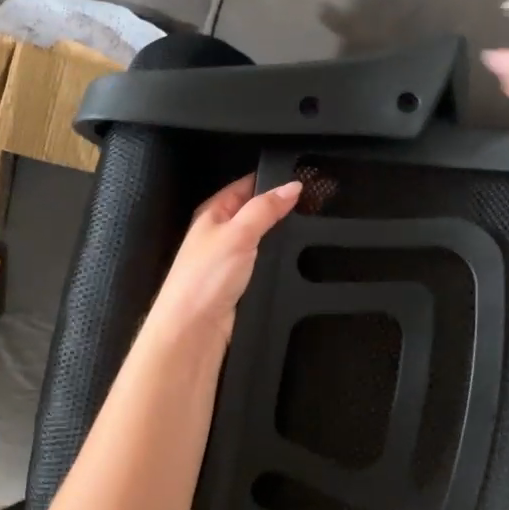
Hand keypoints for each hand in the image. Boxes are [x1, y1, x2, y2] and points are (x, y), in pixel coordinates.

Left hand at [144, 174, 302, 348]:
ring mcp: (232, 260)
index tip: (300, 180)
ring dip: (281, 237)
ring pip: (264, 240)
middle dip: (282, 209)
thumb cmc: (203, 278)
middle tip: (314, 203)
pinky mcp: (241, 284)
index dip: (271, 180)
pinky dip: (278, 261)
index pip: (246, 186)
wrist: (194, 329)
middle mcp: (221, 234)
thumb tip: (290, 187)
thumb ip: (265, 208)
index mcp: (213, 213)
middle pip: (257, 213)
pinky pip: (265, 265)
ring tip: (311, 227)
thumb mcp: (238, 232)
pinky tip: (295, 258)